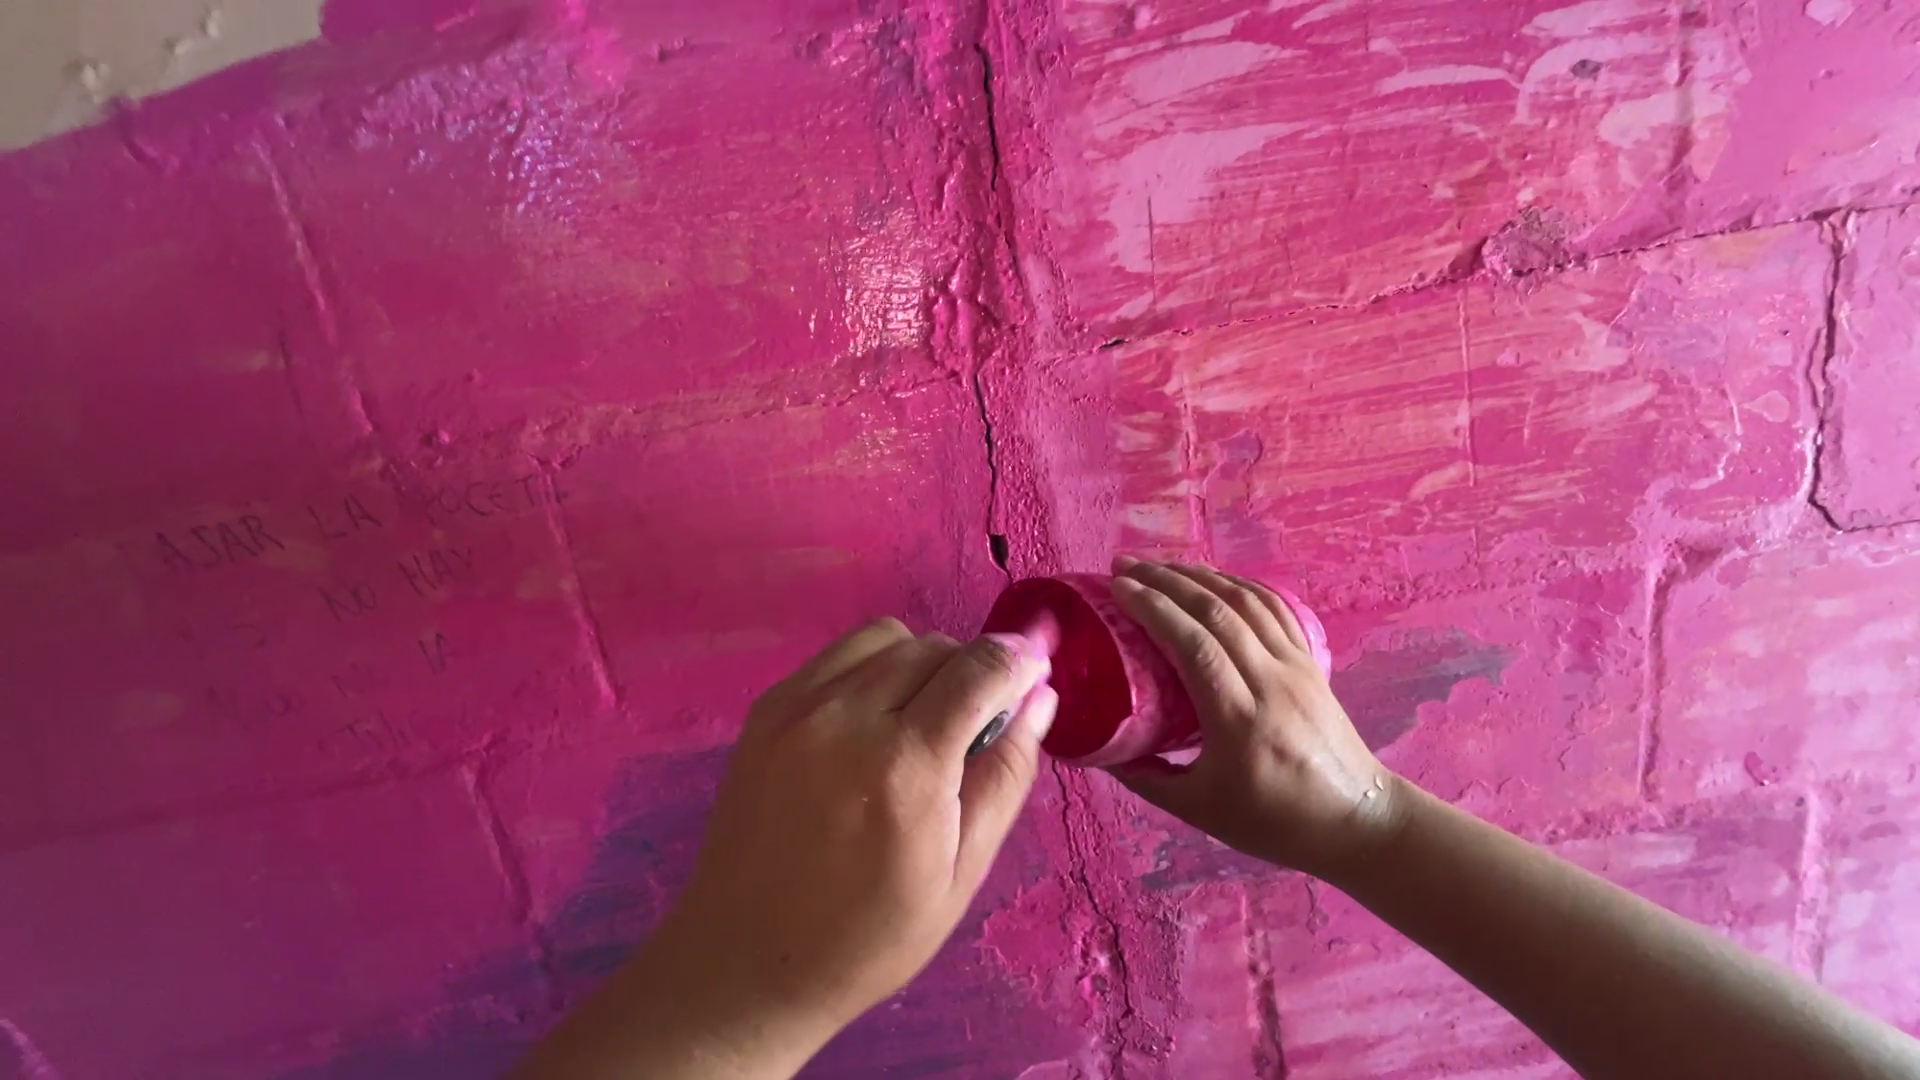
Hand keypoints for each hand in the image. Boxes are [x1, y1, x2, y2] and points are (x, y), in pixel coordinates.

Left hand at [642, 619, 1056, 1067]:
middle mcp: (850, 719)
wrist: (744, 958)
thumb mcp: (961, 873)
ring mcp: (800, 706)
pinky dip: (874, 665)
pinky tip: (873, 717)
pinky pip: (841, 652)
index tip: (1033, 672)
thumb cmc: (869, 934)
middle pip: (936, 647)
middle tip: (976, 718)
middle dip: (973, 668)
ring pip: (888, 637)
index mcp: (907, 768)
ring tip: (923, 714)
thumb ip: (1006, 775)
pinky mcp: (768, 706)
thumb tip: (1041, 698)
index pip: (980, 669)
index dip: (1017, 660)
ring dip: (923, 660)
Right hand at [1105, 557, 1401, 879]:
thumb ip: (1143, 776)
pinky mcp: (1310, 661)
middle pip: (1216, 611)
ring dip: (1197, 575)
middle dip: (1164, 580)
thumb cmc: (1274, 820)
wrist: (1359, 822)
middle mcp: (1270, 682)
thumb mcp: (1198, 809)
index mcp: (1239, 719)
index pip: (1193, 643)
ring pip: (1244, 601)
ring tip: (1157, 565)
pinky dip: (1236, 584)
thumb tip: (1095, 745)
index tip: (1117, 588)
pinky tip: (1211, 577)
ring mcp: (1296, 666)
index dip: (1153, 607)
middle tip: (1123, 566)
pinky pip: (1272, 608)